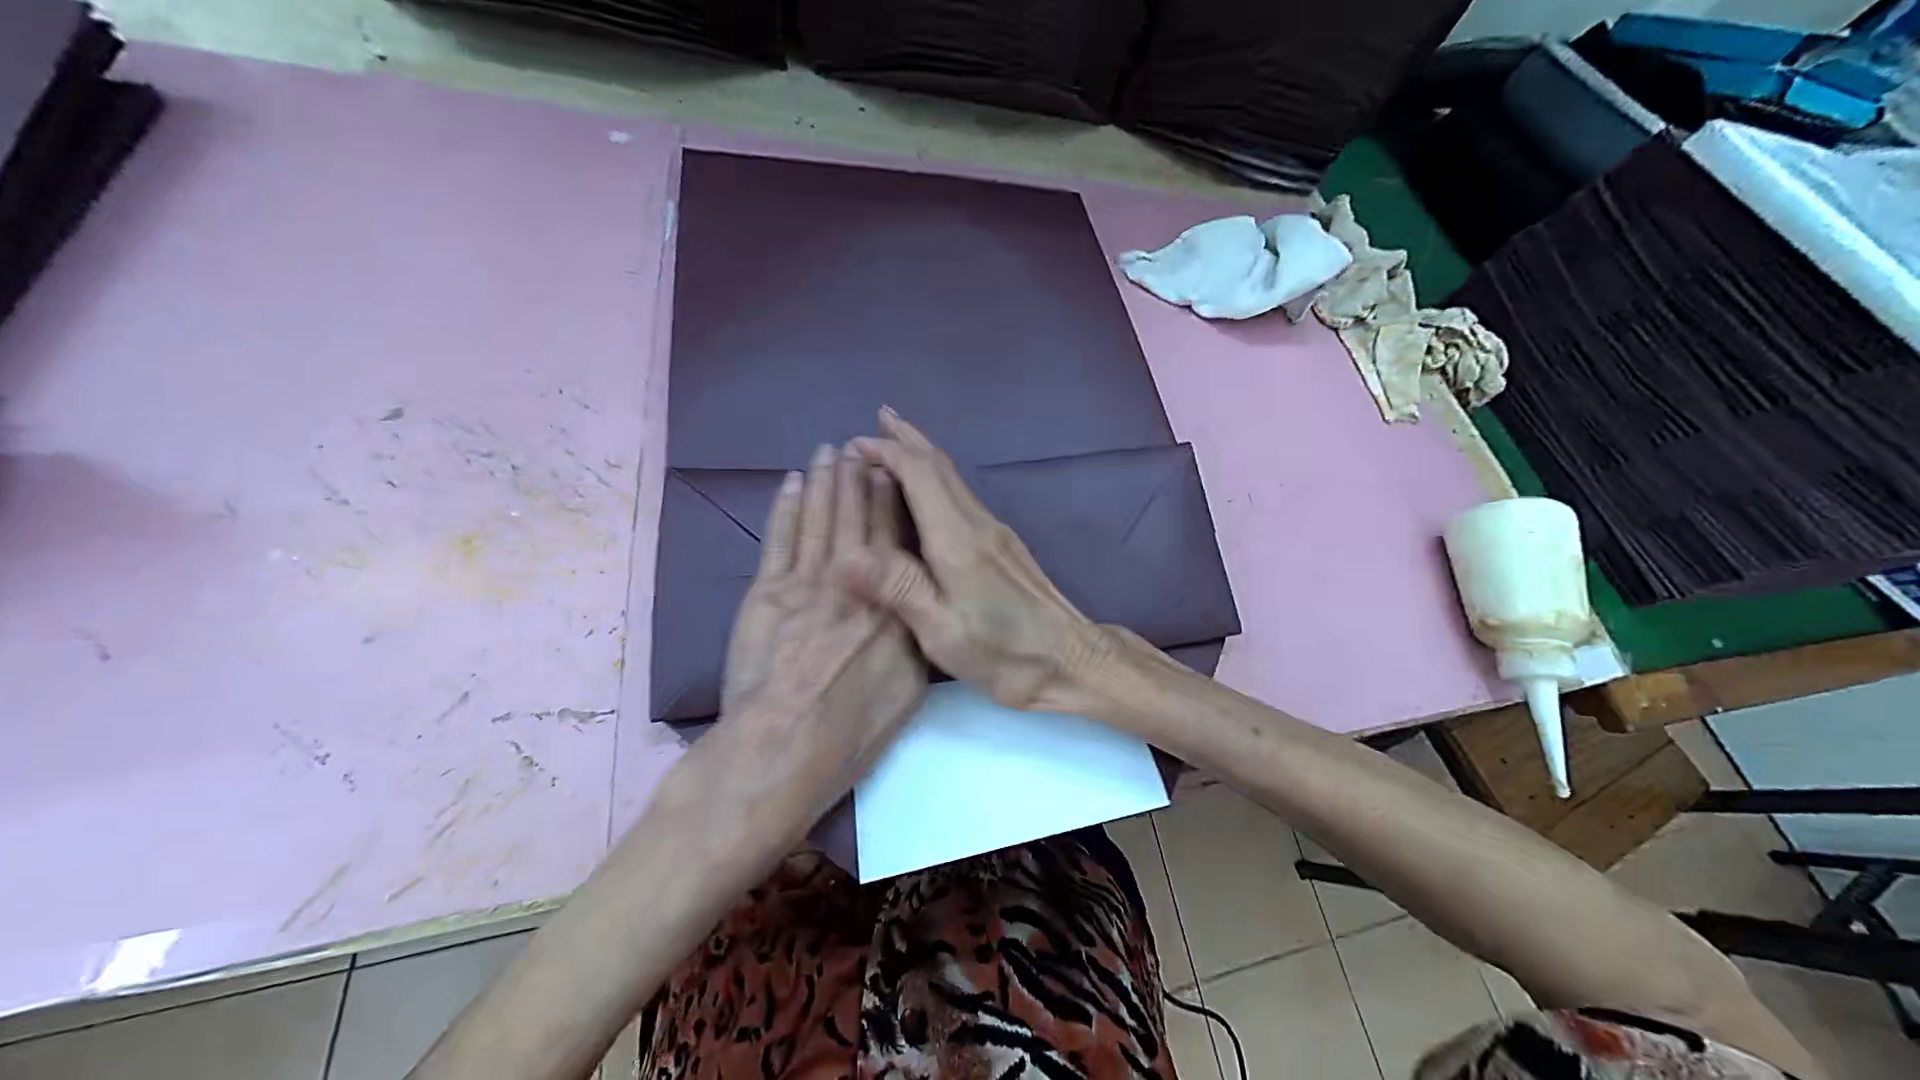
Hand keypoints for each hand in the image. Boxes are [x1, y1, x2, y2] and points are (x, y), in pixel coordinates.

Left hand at [720, 443, 926, 805]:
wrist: (782, 746)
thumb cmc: (852, 730)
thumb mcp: (909, 691)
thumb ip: (915, 638)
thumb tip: (917, 607)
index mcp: (892, 605)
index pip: (894, 540)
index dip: (892, 502)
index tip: (891, 471)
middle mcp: (853, 582)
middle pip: (856, 519)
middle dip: (857, 478)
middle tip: (858, 445)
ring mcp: (806, 582)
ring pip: (819, 519)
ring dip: (825, 482)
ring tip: (830, 450)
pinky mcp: (768, 592)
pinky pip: (780, 538)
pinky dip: (787, 507)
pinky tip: (794, 483)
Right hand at [848, 408, 1111, 712]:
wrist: (1071, 659)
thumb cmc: (1004, 652)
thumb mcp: (943, 631)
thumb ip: (898, 589)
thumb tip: (846, 553)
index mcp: (956, 540)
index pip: (920, 474)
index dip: (887, 452)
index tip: (854, 443)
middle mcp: (977, 523)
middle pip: (940, 465)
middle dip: (907, 438)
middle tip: (878, 417)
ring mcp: (995, 531)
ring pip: (953, 478)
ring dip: (922, 455)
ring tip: (895, 442)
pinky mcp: (1003, 544)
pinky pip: (961, 495)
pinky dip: (936, 479)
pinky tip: (925, 491)